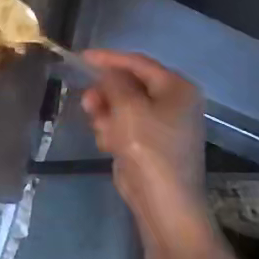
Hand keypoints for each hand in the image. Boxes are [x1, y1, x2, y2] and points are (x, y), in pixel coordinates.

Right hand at [81, 50, 208, 223]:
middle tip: (87, 102)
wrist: (162, 200)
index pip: (138, 63)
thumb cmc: (149, 148)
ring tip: (101, 130)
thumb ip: (114, 82)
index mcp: (177, 88)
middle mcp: (174, 102)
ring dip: (107, 115)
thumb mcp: (128, 107)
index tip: (81, 58)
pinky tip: (108, 144)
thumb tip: (106, 71)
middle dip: (106, 93)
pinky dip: (113, 131)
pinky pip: (125, 126)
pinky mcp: (150, 143)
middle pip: (130, 85)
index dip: (108, 59)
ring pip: (123, 106)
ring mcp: (163, 124)